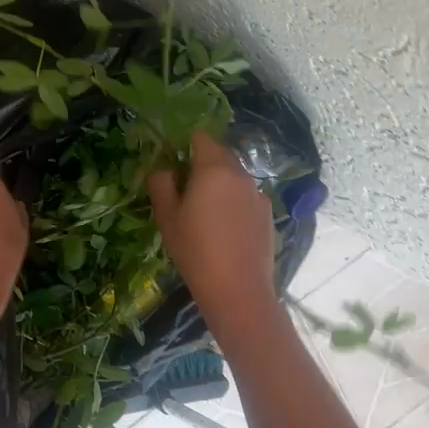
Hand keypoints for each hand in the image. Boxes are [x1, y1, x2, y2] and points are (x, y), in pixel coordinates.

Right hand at [148, 131, 277, 337]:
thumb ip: (160, 182)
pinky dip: (232, 201)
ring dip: (218, 183)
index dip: (185, 143)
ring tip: (203, 212)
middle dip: (201, 163)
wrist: (238, 290)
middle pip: (220, 154)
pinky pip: (245, 196)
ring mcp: (258, 194)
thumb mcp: (166, 215)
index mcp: (213, 169)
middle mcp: (241, 175)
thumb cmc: (195, 249)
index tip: (173, 161)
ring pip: (234, 176)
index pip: (201, 137)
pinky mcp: (268, 214)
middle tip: (183, 188)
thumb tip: (164, 168)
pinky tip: (223, 228)